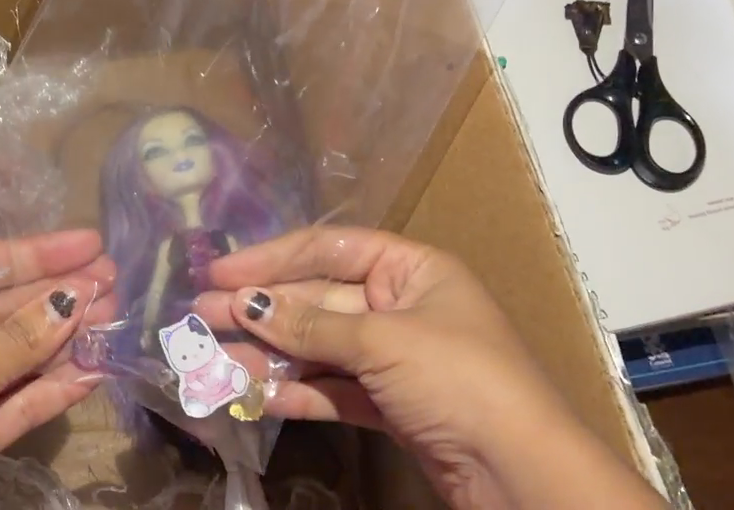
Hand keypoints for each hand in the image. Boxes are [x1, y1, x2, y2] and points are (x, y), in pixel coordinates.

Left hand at [0, 230, 116, 509]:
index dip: (31, 253)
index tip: (84, 243)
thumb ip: (17, 339)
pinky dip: (55, 384)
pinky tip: (96, 368)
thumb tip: (70, 299)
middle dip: (55, 292)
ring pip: (17, 351)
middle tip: (112, 276)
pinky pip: (20, 396)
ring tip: (115, 315)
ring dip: (64, 336)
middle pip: (1, 306)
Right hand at [197, 228, 662, 509]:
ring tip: (218, 359)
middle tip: (202, 314)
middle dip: (261, 310)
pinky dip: (298, 392)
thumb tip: (244, 304)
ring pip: (318, 346)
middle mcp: (401, 306)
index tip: (220, 271)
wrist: (531, 484)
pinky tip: (261, 395)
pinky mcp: (393, 406)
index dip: (270, 258)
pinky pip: (334, 388)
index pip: (326, 248)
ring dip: (270, 354)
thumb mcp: (380, 343)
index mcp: (412, 271)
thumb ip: (308, 324)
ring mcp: (396, 358)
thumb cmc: (461, 382)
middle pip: (315, 299)